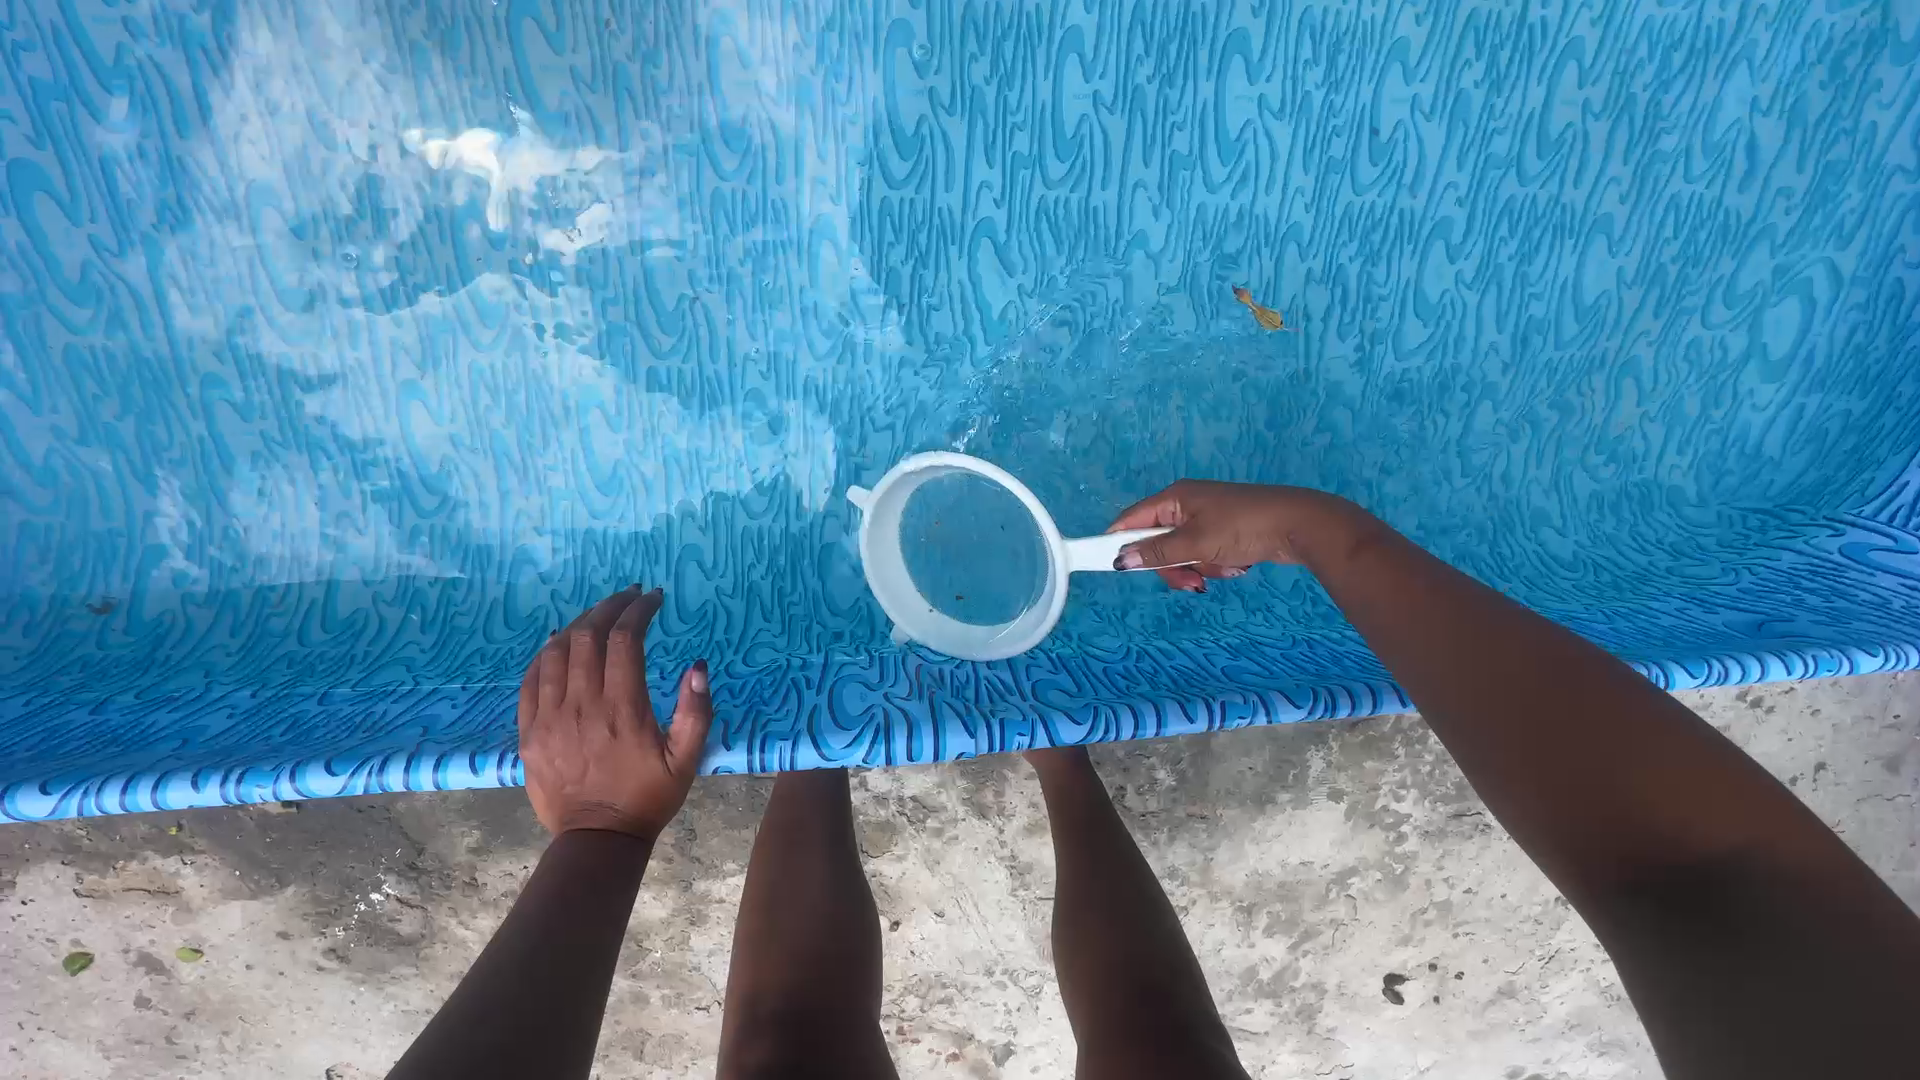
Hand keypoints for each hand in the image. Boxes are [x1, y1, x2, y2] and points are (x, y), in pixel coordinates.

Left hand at [517, 586, 712, 840]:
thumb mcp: (688, 758)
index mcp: (623, 708)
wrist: (598, 838)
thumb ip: (696, 710)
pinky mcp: (529, 731)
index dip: (639, 610)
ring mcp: (550, 718)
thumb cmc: (649, 795)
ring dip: (579, 624)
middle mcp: (582, 705)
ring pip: (556, 651)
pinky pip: (530, 679)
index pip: (625, 639)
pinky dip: (546, 653)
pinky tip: (561, 643)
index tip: (653, 598)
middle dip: (609, 607)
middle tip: (628, 597)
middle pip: (587, 635)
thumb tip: (697, 665)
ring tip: (599, 616)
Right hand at [1105, 480, 1377, 591]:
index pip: (1130, 520)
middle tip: (1190, 581)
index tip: (1114, 567)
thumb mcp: (1195, 543)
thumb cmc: (1243, 527)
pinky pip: (1205, 554)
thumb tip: (1121, 560)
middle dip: (1171, 566)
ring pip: (1182, 553)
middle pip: (1157, 542)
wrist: (1300, 525)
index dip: (1119, 542)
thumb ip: (1157, 554)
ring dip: (1197, 568)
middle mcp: (1186, 505)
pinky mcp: (1225, 531)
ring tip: (1222, 570)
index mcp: (1173, 498)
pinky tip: (1236, 564)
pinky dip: (1216, 564)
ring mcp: (1206, 517)